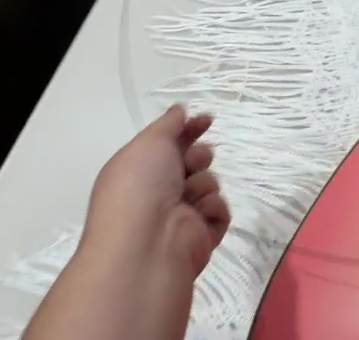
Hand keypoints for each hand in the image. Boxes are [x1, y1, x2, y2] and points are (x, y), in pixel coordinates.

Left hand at [23, 105, 229, 339]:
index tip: (207, 120)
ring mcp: (180, 217)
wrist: (145, 249)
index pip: (169, 144)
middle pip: (194, 161)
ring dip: (203, 184)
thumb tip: (179, 110)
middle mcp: (158, 194)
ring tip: (190, 196)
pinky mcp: (200, 237)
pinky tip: (199, 215)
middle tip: (192, 163)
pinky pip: (219, 211)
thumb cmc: (139, 189)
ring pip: (209, 183)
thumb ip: (168, 124)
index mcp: (139, 172)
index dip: (189, 129)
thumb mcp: (148, 143)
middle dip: (199, 156)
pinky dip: (212, 209)